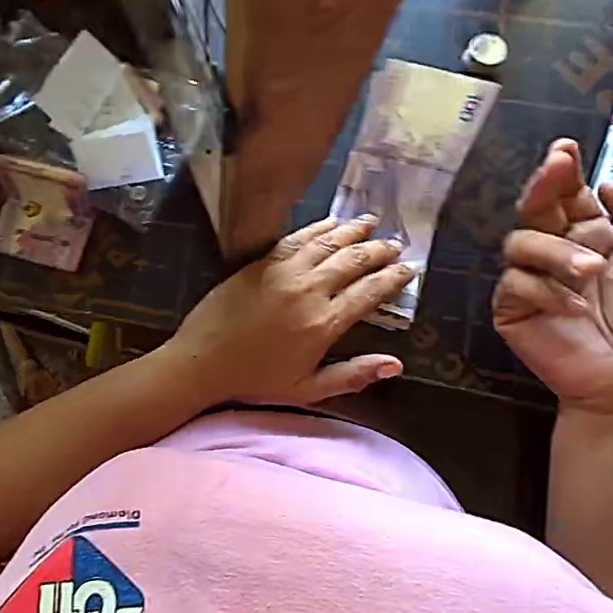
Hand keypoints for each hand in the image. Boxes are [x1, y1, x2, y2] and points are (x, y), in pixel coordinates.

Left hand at [160, 215, 415, 404]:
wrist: (203, 360)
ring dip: (353, 231)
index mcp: (325, 323)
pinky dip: (318, 227)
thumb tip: (396, 364)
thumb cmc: (255, 379)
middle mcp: (309, 291)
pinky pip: (296, 238)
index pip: (370, 292)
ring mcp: (284, 272)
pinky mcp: (261, 262)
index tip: (409, 269)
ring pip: (327, 243)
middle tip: (394, 244)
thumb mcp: (307, 389)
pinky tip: (331, 222)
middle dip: (379, 250)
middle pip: (354, 261)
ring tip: (370, 224)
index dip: (394, 278)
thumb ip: (353, 375)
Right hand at [493, 138, 612, 413]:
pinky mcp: (513, 309)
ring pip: (520, 243)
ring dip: (555, 251)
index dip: (564, 174)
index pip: (572, 199)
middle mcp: (560, 255)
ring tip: (590, 273)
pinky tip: (570, 307)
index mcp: (598, 241)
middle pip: (536, 210)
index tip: (565, 151)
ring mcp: (533, 282)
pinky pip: (514, 284)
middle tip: (553, 169)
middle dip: (542, 186)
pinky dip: (542, 289)